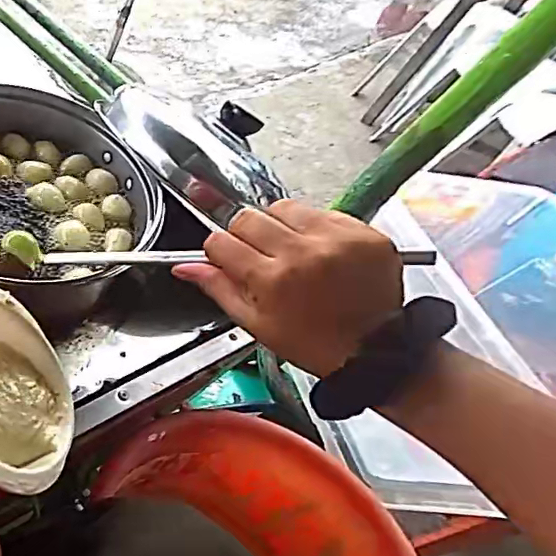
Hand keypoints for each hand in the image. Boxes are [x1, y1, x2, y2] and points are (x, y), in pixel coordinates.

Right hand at [172, 200, 404, 377]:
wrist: (372, 347)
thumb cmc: (309, 340)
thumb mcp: (252, 321)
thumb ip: (216, 287)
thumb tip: (184, 268)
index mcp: (270, 279)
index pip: (220, 242)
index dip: (216, 251)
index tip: (225, 260)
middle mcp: (303, 253)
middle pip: (248, 218)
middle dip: (243, 235)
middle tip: (255, 256)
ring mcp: (336, 240)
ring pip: (283, 207)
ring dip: (276, 225)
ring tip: (286, 250)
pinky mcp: (363, 233)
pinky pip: (322, 212)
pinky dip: (311, 227)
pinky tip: (315, 251)